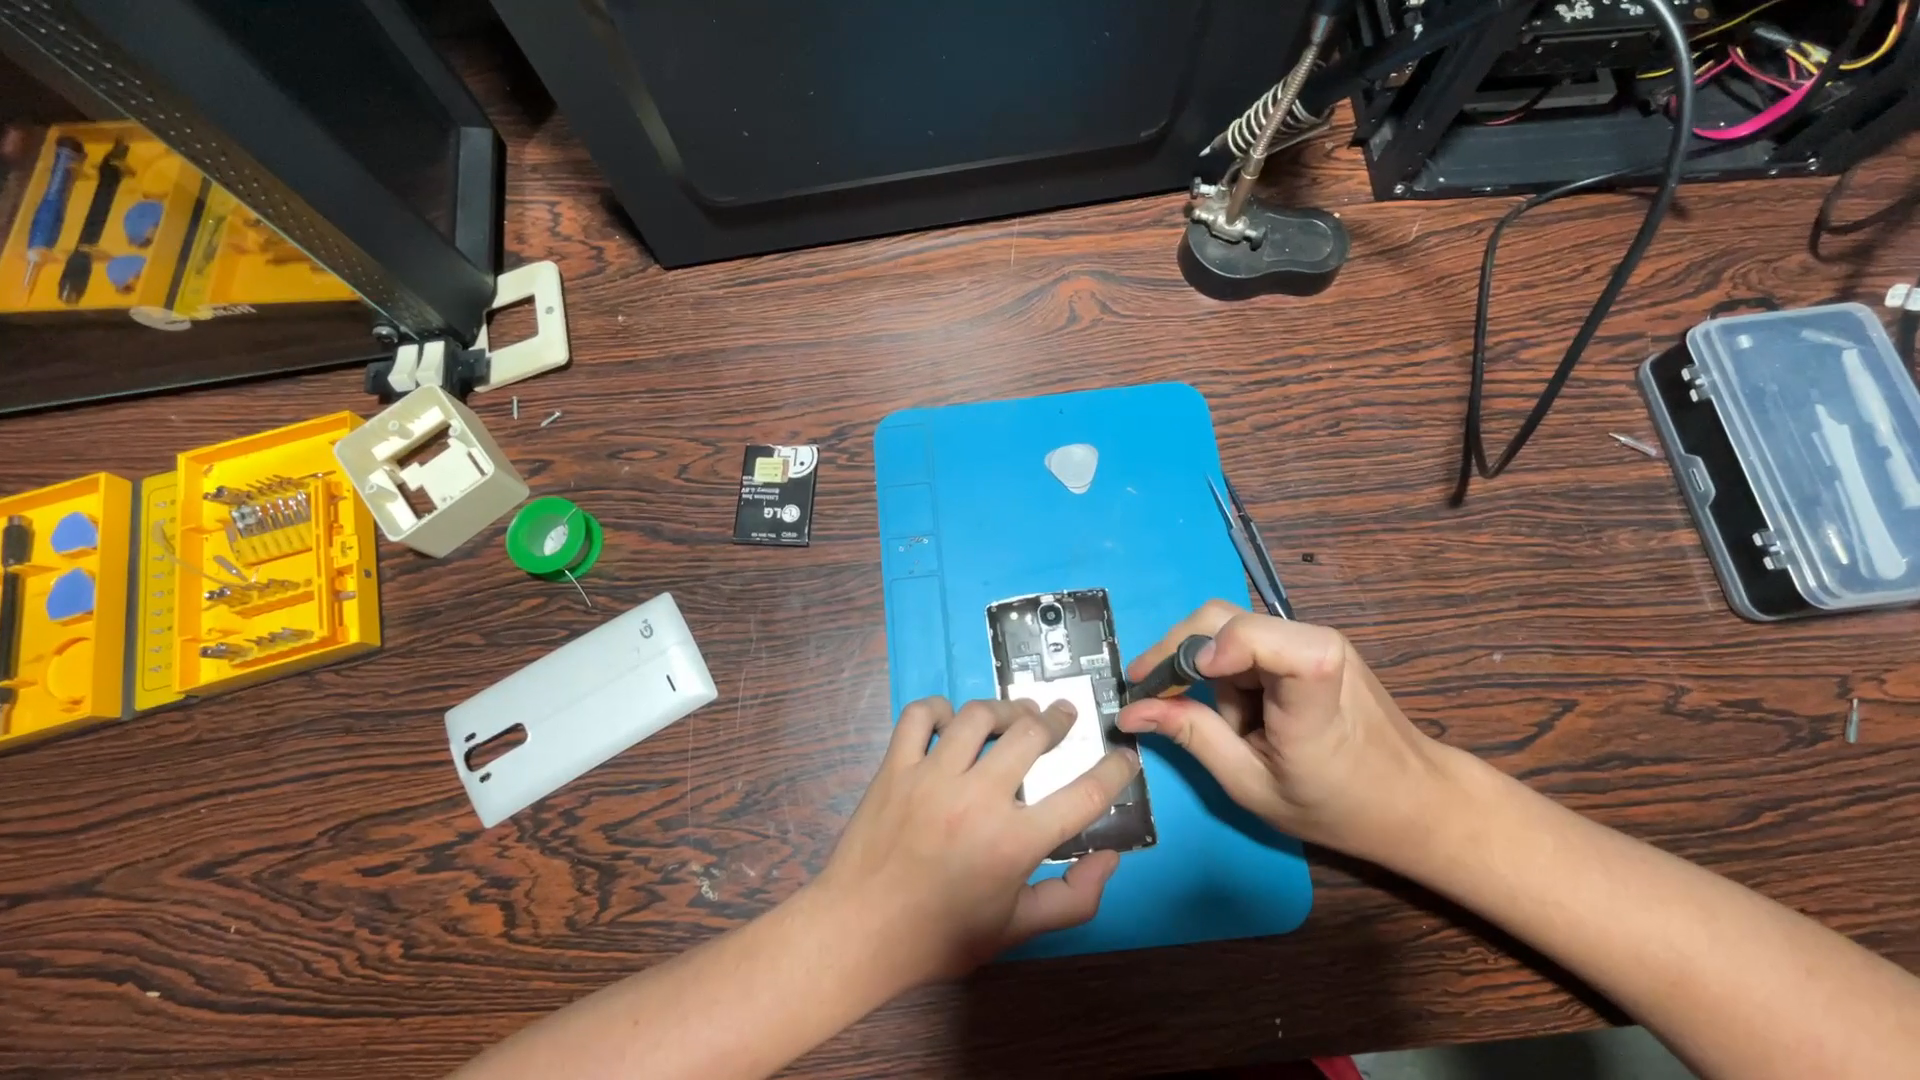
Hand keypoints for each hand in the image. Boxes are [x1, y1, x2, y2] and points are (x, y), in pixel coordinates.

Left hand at [811, 697, 1139, 986]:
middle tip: (1064, 716)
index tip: (1125, 757)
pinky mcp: (894, 767)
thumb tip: (1110, 859)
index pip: (1085, 795)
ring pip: (978, 716)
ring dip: (1005, 708)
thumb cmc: (940, 937)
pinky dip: (938, 709)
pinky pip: (918, 716)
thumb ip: (1072, 899)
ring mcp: (931, 777)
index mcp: (1014, 843)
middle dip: (1058, 720)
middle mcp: (977, 799)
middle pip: (1032, 735)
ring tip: (1017, 713)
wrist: (858, 933)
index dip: (1115, 771)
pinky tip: (950, 721)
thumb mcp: (1015, 931)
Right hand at [1115, 601, 1447, 863]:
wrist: (1413, 798)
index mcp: (1313, 695)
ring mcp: (1315, 639)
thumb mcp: (1252, 785)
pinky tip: (1238, 713)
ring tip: (1221, 725)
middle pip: (1224, 618)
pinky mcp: (1311, 642)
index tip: (1184, 681)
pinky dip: (1226, 672)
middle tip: (1149, 691)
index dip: (1220, 646)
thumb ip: (1193, 738)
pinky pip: (1248, 640)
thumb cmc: (1338, 805)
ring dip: (1206, 670)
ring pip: (1228, 629)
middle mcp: (1317, 647)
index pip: (1267, 639)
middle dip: (1179, 653)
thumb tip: (1131, 711)